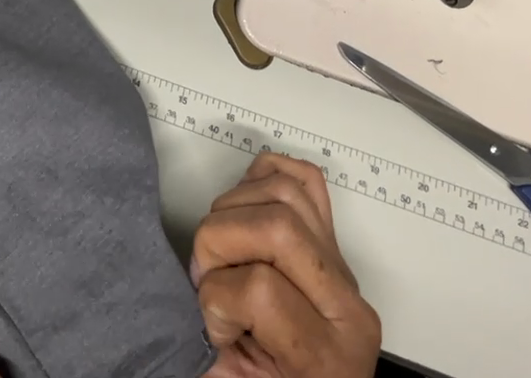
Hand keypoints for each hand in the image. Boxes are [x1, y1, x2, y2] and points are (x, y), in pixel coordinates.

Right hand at [193, 153, 380, 377]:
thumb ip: (205, 347)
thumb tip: (185, 297)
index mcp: (324, 354)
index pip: (259, 288)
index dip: (216, 301)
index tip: (216, 332)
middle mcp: (345, 300)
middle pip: (275, 226)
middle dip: (217, 241)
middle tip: (210, 278)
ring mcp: (341, 262)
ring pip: (285, 192)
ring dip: (232, 209)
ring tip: (225, 249)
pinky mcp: (331, 237)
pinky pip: (303, 178)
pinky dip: (262, 177)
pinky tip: (244, 210)